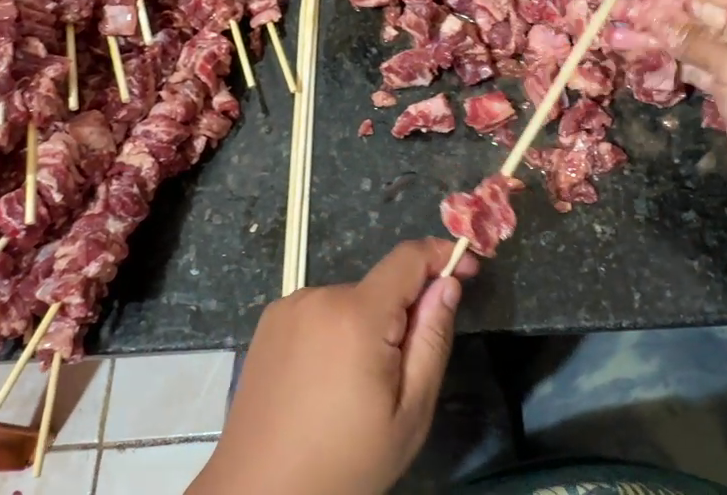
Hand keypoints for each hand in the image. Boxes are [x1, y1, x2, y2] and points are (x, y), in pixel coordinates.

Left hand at [192, 239, 479, 494]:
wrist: (258, 492)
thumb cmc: (345, 461)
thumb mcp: (409, 412)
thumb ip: (432, 340)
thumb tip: (448, 283)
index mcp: (357, 315)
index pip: (408, 258)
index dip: (442, 254)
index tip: (468, 268)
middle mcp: (318, 297)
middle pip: (379, 288)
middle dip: (400, 317)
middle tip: (399, 377)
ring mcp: (288, 308)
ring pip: (350, 303)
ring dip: (365, 328)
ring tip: (353, 390)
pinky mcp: (268, 323)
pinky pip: (320, 313)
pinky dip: (335, 334)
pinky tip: (323, 383)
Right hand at [606, 0, 726, 187]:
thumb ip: (690, 38)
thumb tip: (650, 14)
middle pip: (699, 8)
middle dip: (658, 9)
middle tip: (618, 10)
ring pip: (690, 39)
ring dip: (654, 36)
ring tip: (615, 35)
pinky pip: (693, 65)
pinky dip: (667, 61)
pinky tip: (636, 56)